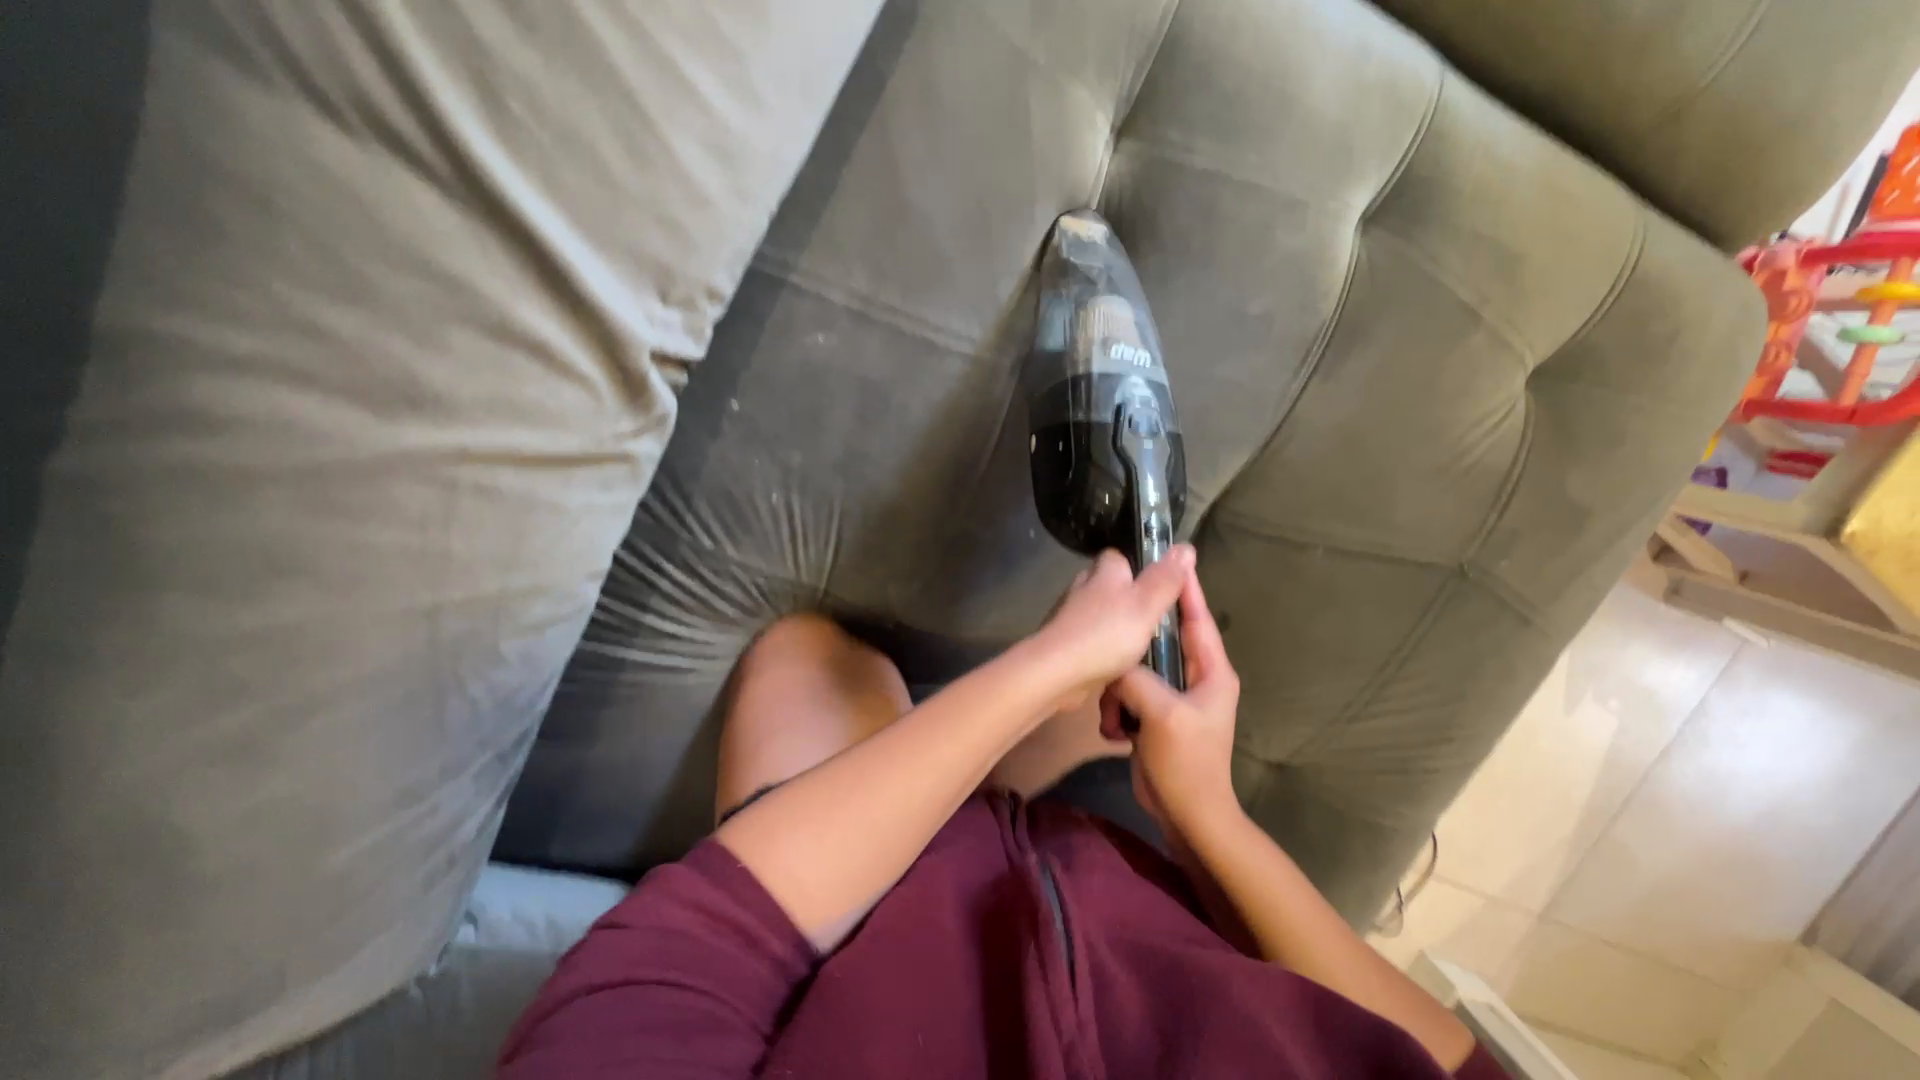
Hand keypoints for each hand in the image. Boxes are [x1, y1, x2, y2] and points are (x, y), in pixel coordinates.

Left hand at [1028, 546, 1192, 711]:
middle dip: (1126, 597)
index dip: (1137, 566)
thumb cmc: (1106, 634)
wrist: (1058, 673)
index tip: (1157, 583)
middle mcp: (1083, 589)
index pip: (1118, 557)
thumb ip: (1166, 579)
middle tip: (1154, 617)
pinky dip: (1101, 647)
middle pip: (1107, 585)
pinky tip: (1118, 662)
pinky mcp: (1065, 645)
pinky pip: (1089, 640)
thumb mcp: (1146, 604)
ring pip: (1097, 614)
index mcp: (1103, 573)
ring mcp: (1070, 618)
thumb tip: (1186, 547)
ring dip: (1113, 624)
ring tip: (1141, 642)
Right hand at [1100, 567, 1241, 831]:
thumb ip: (1136, 678)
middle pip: (1159, 643)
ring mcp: (1174, 699)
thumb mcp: (1161, 714)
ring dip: (1118, 691)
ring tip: (1112, 716)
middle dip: (1131, 651)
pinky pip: (1129, 696)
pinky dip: (1116, 709)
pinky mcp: (1155, 717)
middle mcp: (1196, 679)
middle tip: (1107, 645)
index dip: (1185, 589)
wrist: (1188, 815)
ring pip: (1136, 671)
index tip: (1172, 558)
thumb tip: (1115, 667)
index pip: (1197, 618)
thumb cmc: (1187, 762)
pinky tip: (1112, 732)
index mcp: (1212, 672)